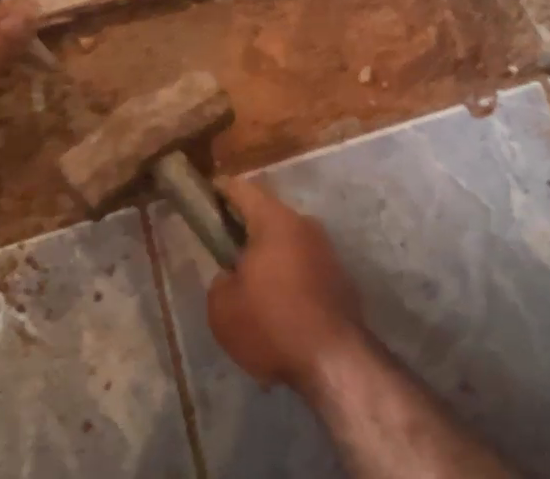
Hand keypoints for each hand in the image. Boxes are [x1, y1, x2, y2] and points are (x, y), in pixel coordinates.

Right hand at [206, 179, 366, 390]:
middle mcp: (306, 226)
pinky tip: (277, 307)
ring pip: (289, 243)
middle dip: (248, 229)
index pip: (244, 190)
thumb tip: (234, 274)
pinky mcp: (340, 278)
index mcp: (275, 222)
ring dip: (270, 257)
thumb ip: (221, 279)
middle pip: (270, 217)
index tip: (209, 193)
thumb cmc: (270, 324)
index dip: (223, 190)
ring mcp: (327, 251)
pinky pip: (305, 267)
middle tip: (225, 247)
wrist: (334, 360)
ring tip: (250, 285)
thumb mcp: (222, 306)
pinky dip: (289, 278)